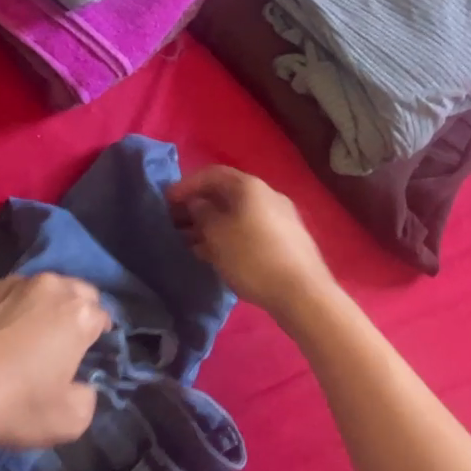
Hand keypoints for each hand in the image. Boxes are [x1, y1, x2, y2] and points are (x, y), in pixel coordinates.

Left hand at [0, 273, 110, 449]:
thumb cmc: (17, 406)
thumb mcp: (72, 420)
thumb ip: (88, 395)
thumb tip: (80, 383)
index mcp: (77, 313)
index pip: (101, 317)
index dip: (97, 338)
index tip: (87, 357)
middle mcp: (48, 287)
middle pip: (75, 292)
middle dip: (75, 312)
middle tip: (62, 344)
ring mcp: (11, 283)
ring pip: (40, 289)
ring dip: (42, 307)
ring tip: (26, 337)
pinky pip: (7, 294)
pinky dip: (10, 308)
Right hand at [169, 165, 337, 317]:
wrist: (304, 295)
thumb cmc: (253, 258)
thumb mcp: (217, 234)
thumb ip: (201, 213)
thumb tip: (197, 204)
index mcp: (250, 186)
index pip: (212, 174)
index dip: (186, 185)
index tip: (166, 201)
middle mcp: (267, 196)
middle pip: (225, 195)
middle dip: (197, 207)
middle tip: (175, 223)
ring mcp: (279, 219)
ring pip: (236, 215)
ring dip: (211, 225)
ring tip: (188, 242)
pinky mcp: (285, 242)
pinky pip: (248, 231)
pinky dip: (228, 238)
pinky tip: (213, 255)